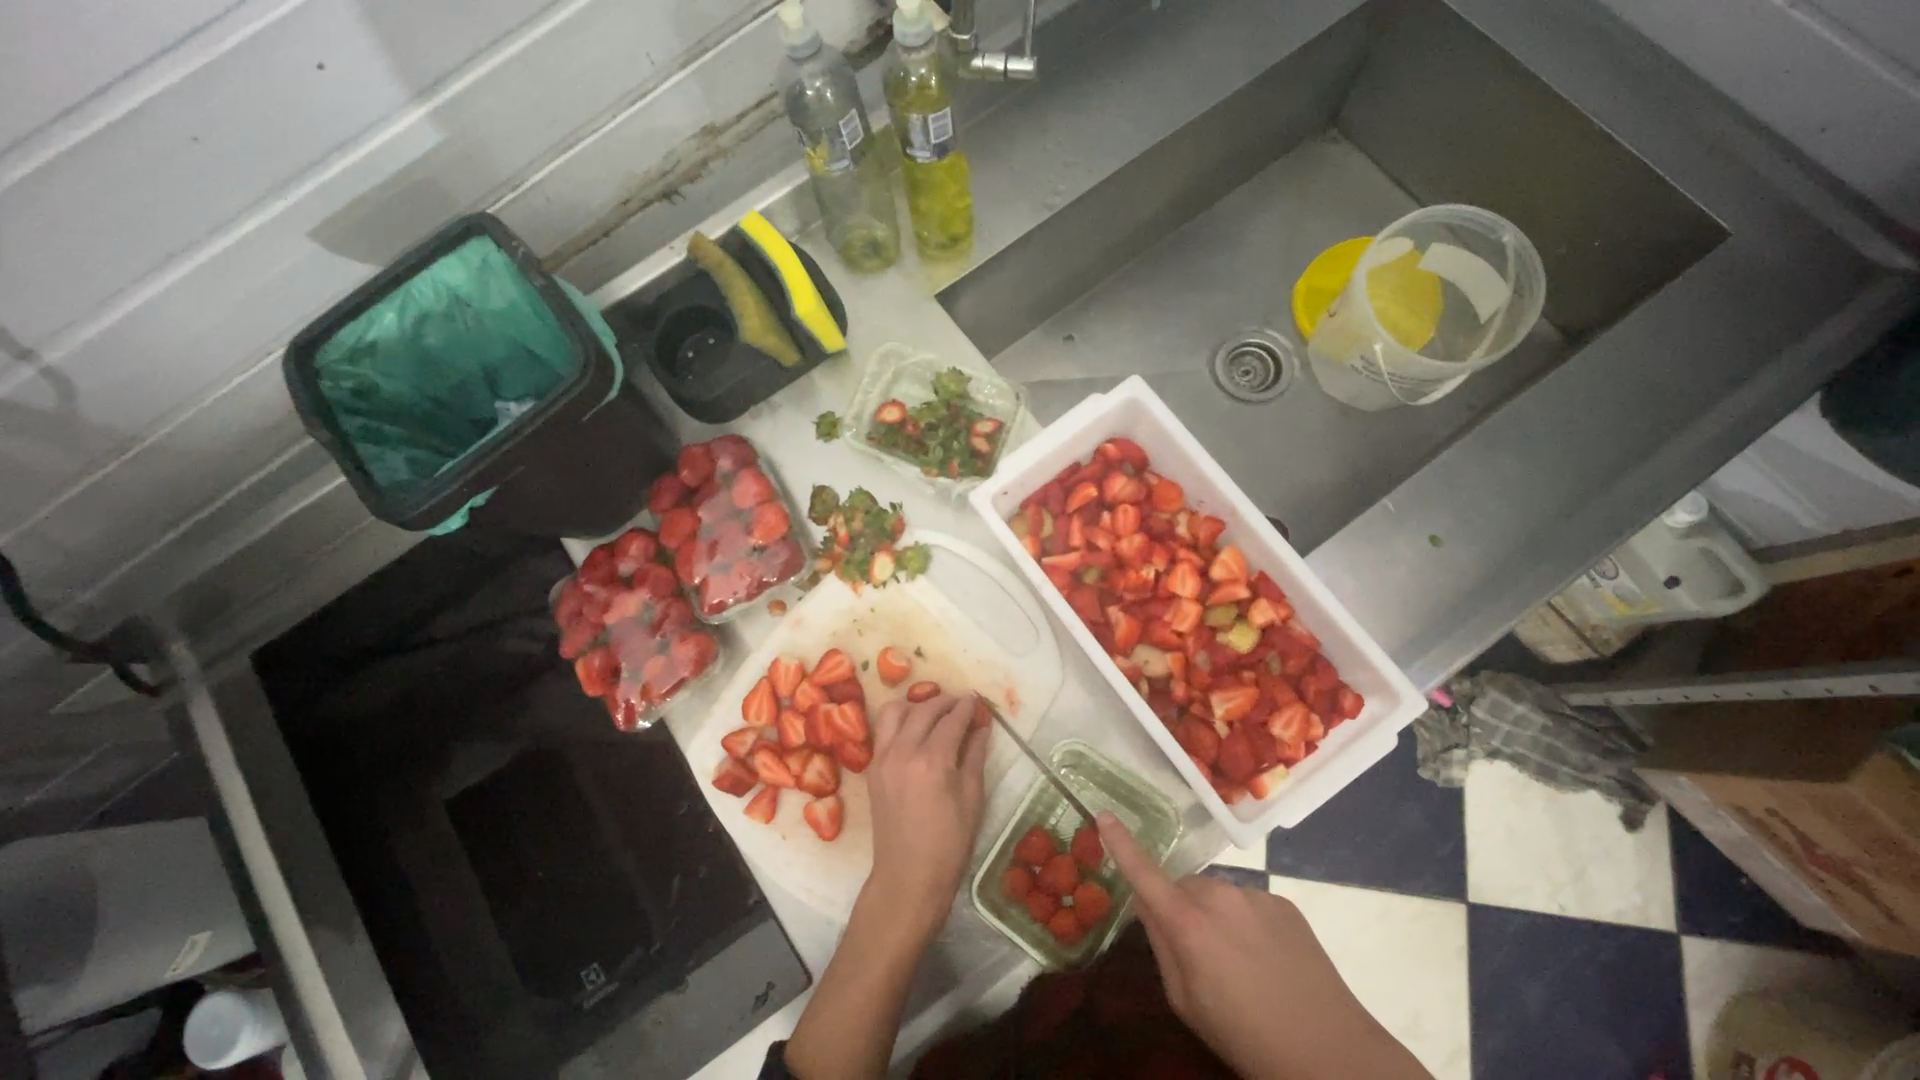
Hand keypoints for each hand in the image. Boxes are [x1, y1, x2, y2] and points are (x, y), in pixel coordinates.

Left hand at [864, 693, 991, 936]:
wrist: (908, 876)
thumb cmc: (950, 844)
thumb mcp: (972, 799)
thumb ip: (975, 756)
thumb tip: (981, 727)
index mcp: (932, 761)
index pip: (951, 720)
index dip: (967, 708)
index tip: (977, 700)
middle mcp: (902, 752)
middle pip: (923, 710)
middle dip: (945, 702)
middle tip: (962, 704)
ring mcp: (882, 759)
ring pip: (894, 712)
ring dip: (916, 706)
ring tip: (934, 714)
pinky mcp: (872, 769)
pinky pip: (883, 731)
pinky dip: (899, 722)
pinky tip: (915, 732)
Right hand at [1098, 812, 1431, 1079]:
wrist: (1327, 1050)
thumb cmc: (1242, 1034)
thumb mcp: (1185, 1001)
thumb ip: (1161, 947)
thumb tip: (1148, 908)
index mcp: (1187, 923)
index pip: (1143, 873)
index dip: (1121, 844)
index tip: (1104, 814)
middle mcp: (1219, 896)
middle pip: (1183, 888)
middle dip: (1179, 909)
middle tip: (1196, 956)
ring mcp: (1256, 895)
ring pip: (1217, 896)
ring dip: (1214, 916)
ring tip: (1237, 964)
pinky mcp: (1284, 903)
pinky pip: (1249, 904)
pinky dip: (1246, 924)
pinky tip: (1265, 961)